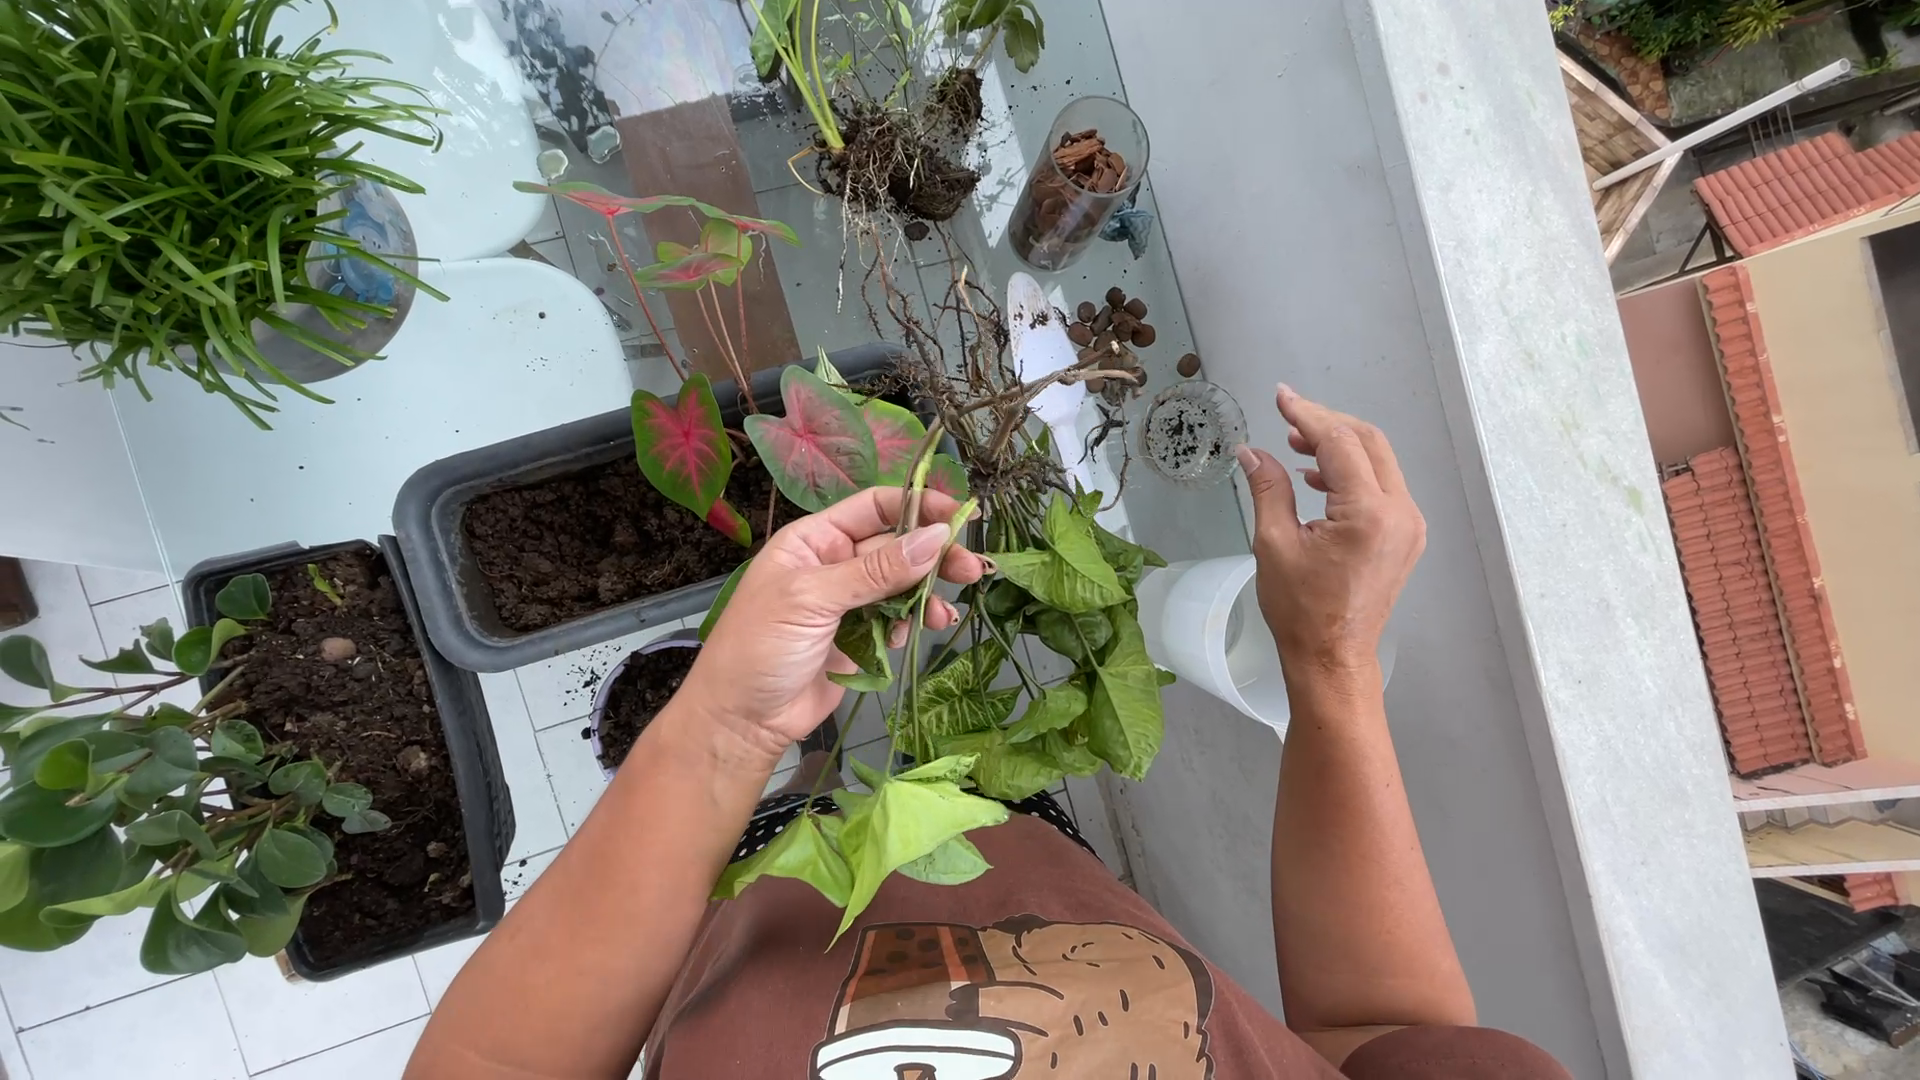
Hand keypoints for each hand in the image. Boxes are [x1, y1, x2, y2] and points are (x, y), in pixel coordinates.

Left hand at [678, 487, 984, 766]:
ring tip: (946, 613)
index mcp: (816, 539)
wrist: (742, 721)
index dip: (918, 506)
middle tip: (971, 568)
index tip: (959, 517)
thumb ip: (876, 570)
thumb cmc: (760, 646)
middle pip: (898, 545)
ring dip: (930, 592)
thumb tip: (936, 537)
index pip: (875, 507)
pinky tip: (931, 626)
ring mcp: (851, 601)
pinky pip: (900, 618)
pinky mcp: (863, 637)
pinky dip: (918, 620)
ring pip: (904, 584)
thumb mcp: (813, 599)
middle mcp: (836, 563)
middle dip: (934, 554)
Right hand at [1236, 384, 1424, 676]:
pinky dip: (1351, 472)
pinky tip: (1318, 479)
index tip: (1279, 397)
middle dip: (1326, 423)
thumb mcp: (1273, 544)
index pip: (1339, 443)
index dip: (1306, 415)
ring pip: (1378, 462)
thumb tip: (1251, 452)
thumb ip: (1268, 489)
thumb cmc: (1299, 607)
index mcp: (1367, 512)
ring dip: (1339, 445)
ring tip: (1295, 445)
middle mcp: (1400, 511)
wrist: (1333, 656)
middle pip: (1368, 443)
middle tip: (1285, 418)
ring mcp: (1409, 524)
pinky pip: (1382, 486)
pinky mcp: (1405, 536)